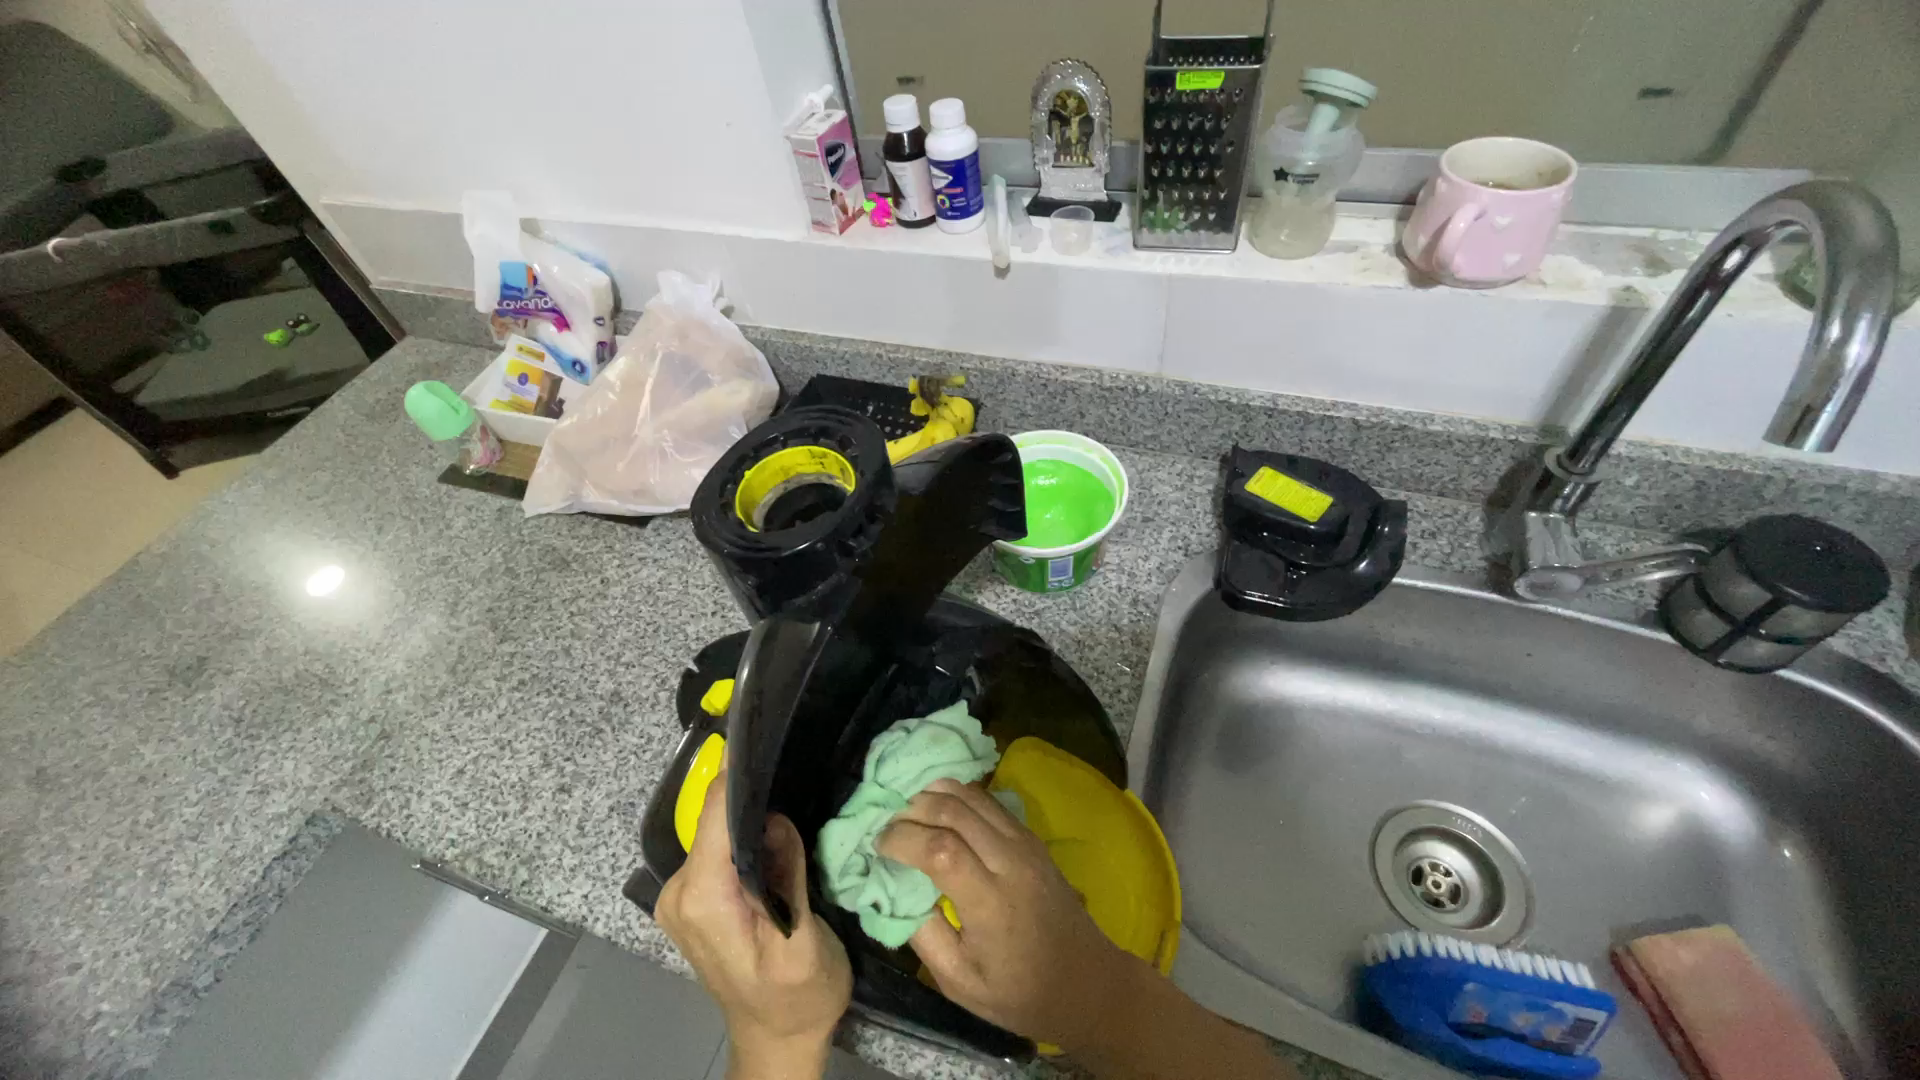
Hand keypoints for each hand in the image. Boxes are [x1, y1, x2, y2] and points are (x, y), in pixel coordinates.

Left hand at [656, 763, 850, 1079]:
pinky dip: (750, 837)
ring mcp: (685, 892)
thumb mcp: (804, 944)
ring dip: (757, 818)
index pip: (715, 812)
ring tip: (797, 814)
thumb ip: (787, 877)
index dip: (745, 778)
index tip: (779, 749)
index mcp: (704, 897)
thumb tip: (777, 817)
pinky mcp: (698, 895)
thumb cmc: (798, 1000)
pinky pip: (722, 845)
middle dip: (758, 798)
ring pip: (720, 828)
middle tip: (803, 787)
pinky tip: (780, 842)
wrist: (777, 1042)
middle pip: (716, 816)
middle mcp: (681, 889)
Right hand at [875, 778, 1134, 1044]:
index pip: (939, 849)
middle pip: (953, 811)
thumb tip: (891, 890)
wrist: (1085, 981)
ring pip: (972, 795)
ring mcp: (1024, 843)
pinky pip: (988, 801)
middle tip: (887, 825)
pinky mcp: (1030, 837)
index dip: (902, 838)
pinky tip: (938, 808)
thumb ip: (922, 934)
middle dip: (911, 809)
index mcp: (990, 902)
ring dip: (933, 794)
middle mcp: (1009, 861)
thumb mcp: (959, 981)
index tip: (878, 846)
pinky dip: (957, 795)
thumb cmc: (1018, 992)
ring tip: (907, 811)